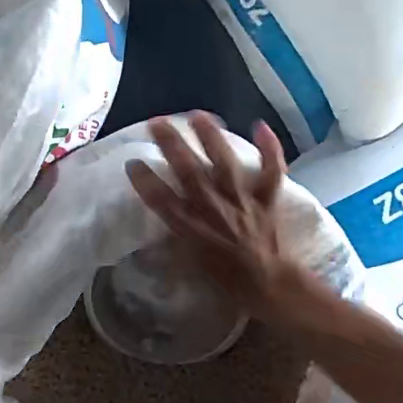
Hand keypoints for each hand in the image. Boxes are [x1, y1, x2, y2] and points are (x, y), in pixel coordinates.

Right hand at [126, 112, 317, 322]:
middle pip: (190, 175)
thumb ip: (174, 239)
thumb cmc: (225, 280)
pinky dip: (269, 149)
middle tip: (157, 122)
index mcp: (192, 230)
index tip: (131, 162)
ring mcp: (242, 203)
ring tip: (198, 115)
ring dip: (211, 139)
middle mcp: (214, 212)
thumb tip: (156, 223)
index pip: (163, 202)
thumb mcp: (190, 264)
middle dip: (172, 147)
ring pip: (225, 167)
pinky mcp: (267, 200)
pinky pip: (271, 173)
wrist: (268, 286)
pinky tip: (259, 124)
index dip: (145, 182)